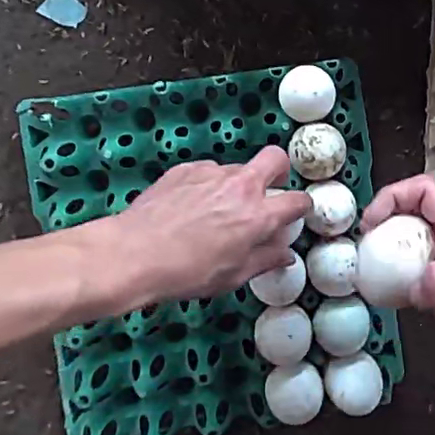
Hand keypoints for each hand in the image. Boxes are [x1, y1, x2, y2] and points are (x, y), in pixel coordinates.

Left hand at [91, 146, 310, 307]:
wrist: (133, 253)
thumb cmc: (185, 272)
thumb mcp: (233, 276)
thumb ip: (265, 259)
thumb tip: (283, 253)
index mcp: (257, 216)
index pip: (297, 200)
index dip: (301, 206)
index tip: (295, 213)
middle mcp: (239, 187)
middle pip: (275, 159)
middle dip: (279, 171)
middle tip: (269, 190)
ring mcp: (211, 173)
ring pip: (236, 168)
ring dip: (236, 185)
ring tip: (216, 212)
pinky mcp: (185, 169)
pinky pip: (207, 172)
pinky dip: (207, 186)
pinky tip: (190, 208)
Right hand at [363, 175, 434, 391]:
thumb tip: (409, 283)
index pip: (426, 193)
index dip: (393, 197)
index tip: (370, 227)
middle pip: (416, 217)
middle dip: (385, 227)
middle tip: (364, 257)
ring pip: (417, 248)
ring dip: (391, 256)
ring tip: (372, 280)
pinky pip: (423, 278)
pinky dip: (403, 283)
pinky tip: (395, 303)